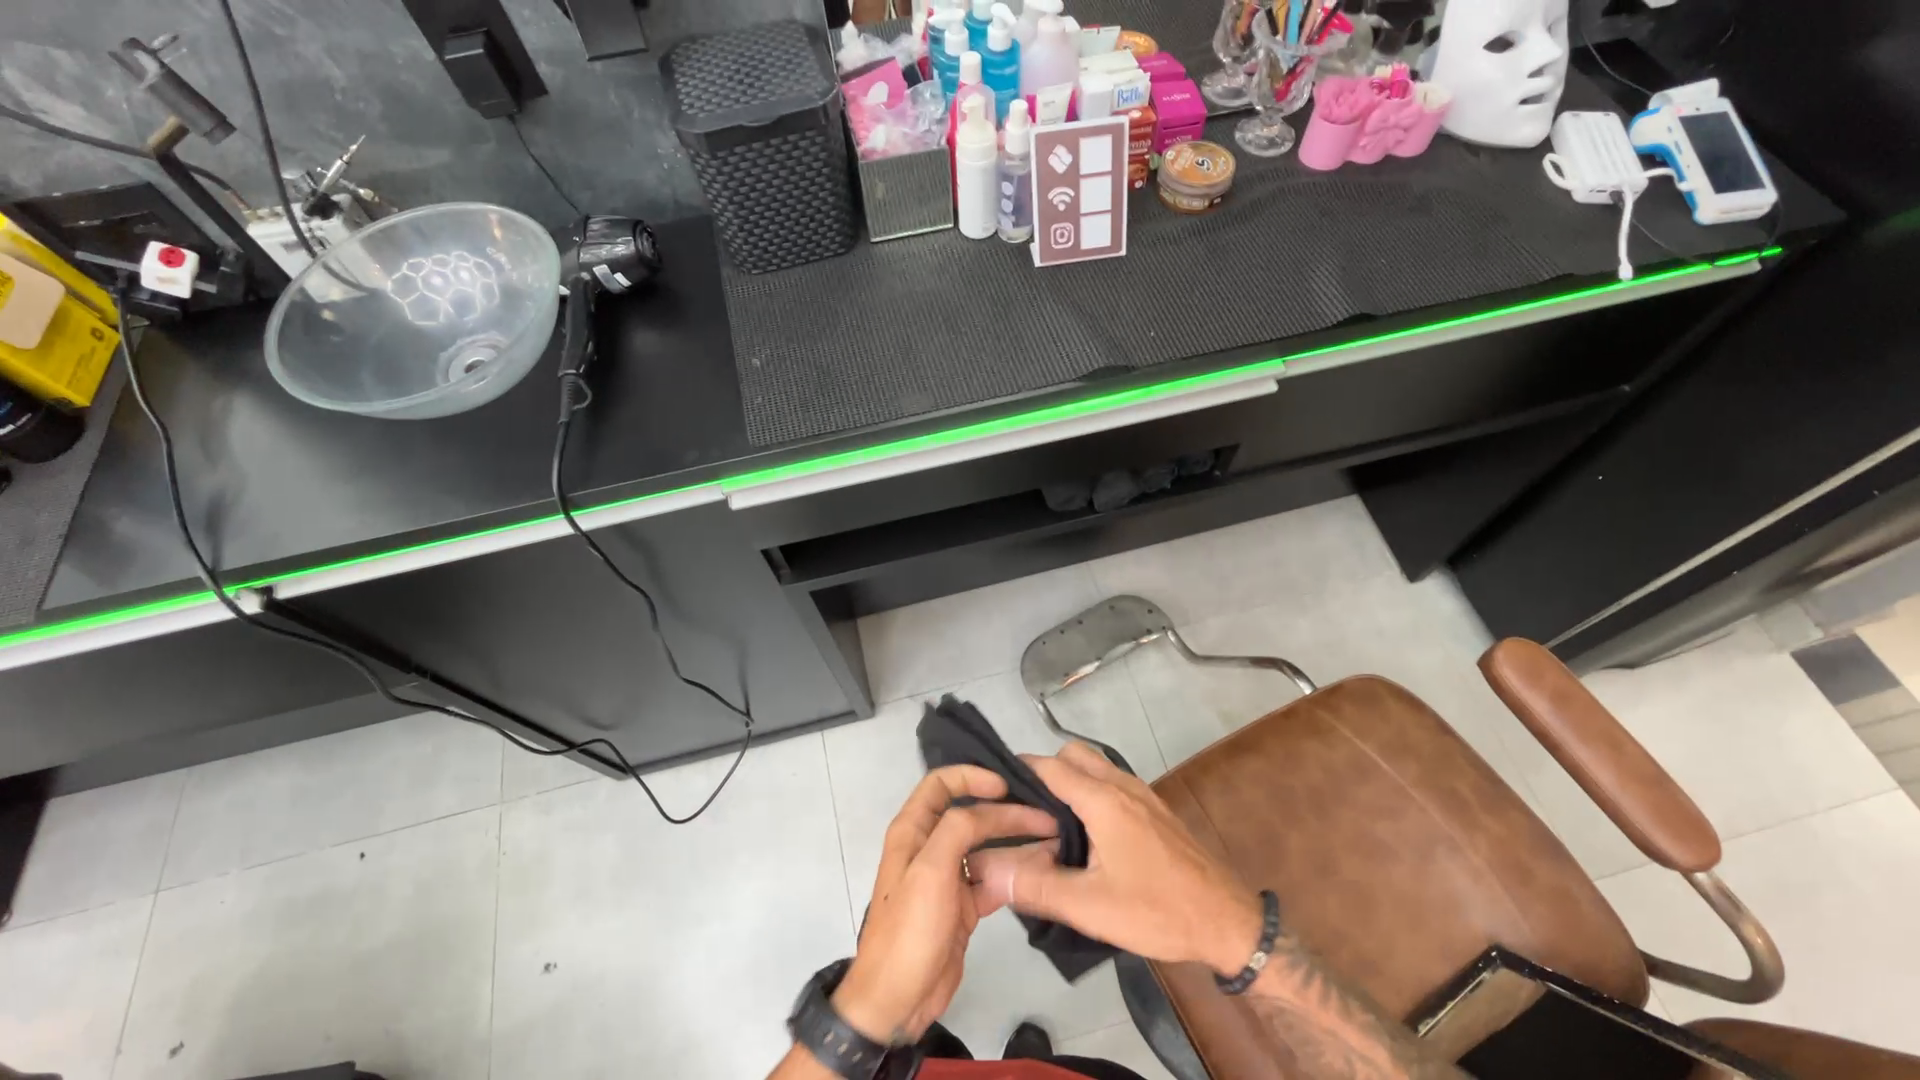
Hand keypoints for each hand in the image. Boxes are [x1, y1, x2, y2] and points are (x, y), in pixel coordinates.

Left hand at [830, 766, 1058, 1043]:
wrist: (898, 999)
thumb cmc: (910, 929)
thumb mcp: (930, 871)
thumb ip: (957, 830)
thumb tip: (989, 809)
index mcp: (912, 832)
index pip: (939, 784)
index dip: (971, 776)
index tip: (1006, 786)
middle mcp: (929, 848)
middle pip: (970, 814)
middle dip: (1006, 811)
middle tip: (1046, 816)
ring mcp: (947, 878)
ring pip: (985, 847)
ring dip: (1015, 842)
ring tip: (1053, 840)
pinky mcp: (963, 907)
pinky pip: (993, 880)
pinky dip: (1015, 874)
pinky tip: (1041, 873)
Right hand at [969, 742, 1264, 977]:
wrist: (1227, 923)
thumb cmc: (1156, 911)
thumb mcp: (1090, 908)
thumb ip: (1035, 886)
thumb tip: (985, 869)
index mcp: (1104, 801)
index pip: (1049, 766)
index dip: (1018, 773)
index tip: (993, 792)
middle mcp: (1123, 786)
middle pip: (1073, 756)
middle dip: (1045, 774)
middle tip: (1024, 813)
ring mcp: (1144, 796)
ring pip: (1097, 768)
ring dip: (1071, 783)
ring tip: (1050, 825)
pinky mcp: (1157, 811)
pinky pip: (1114, 784)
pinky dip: (1093, 793)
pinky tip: (1087, 836)